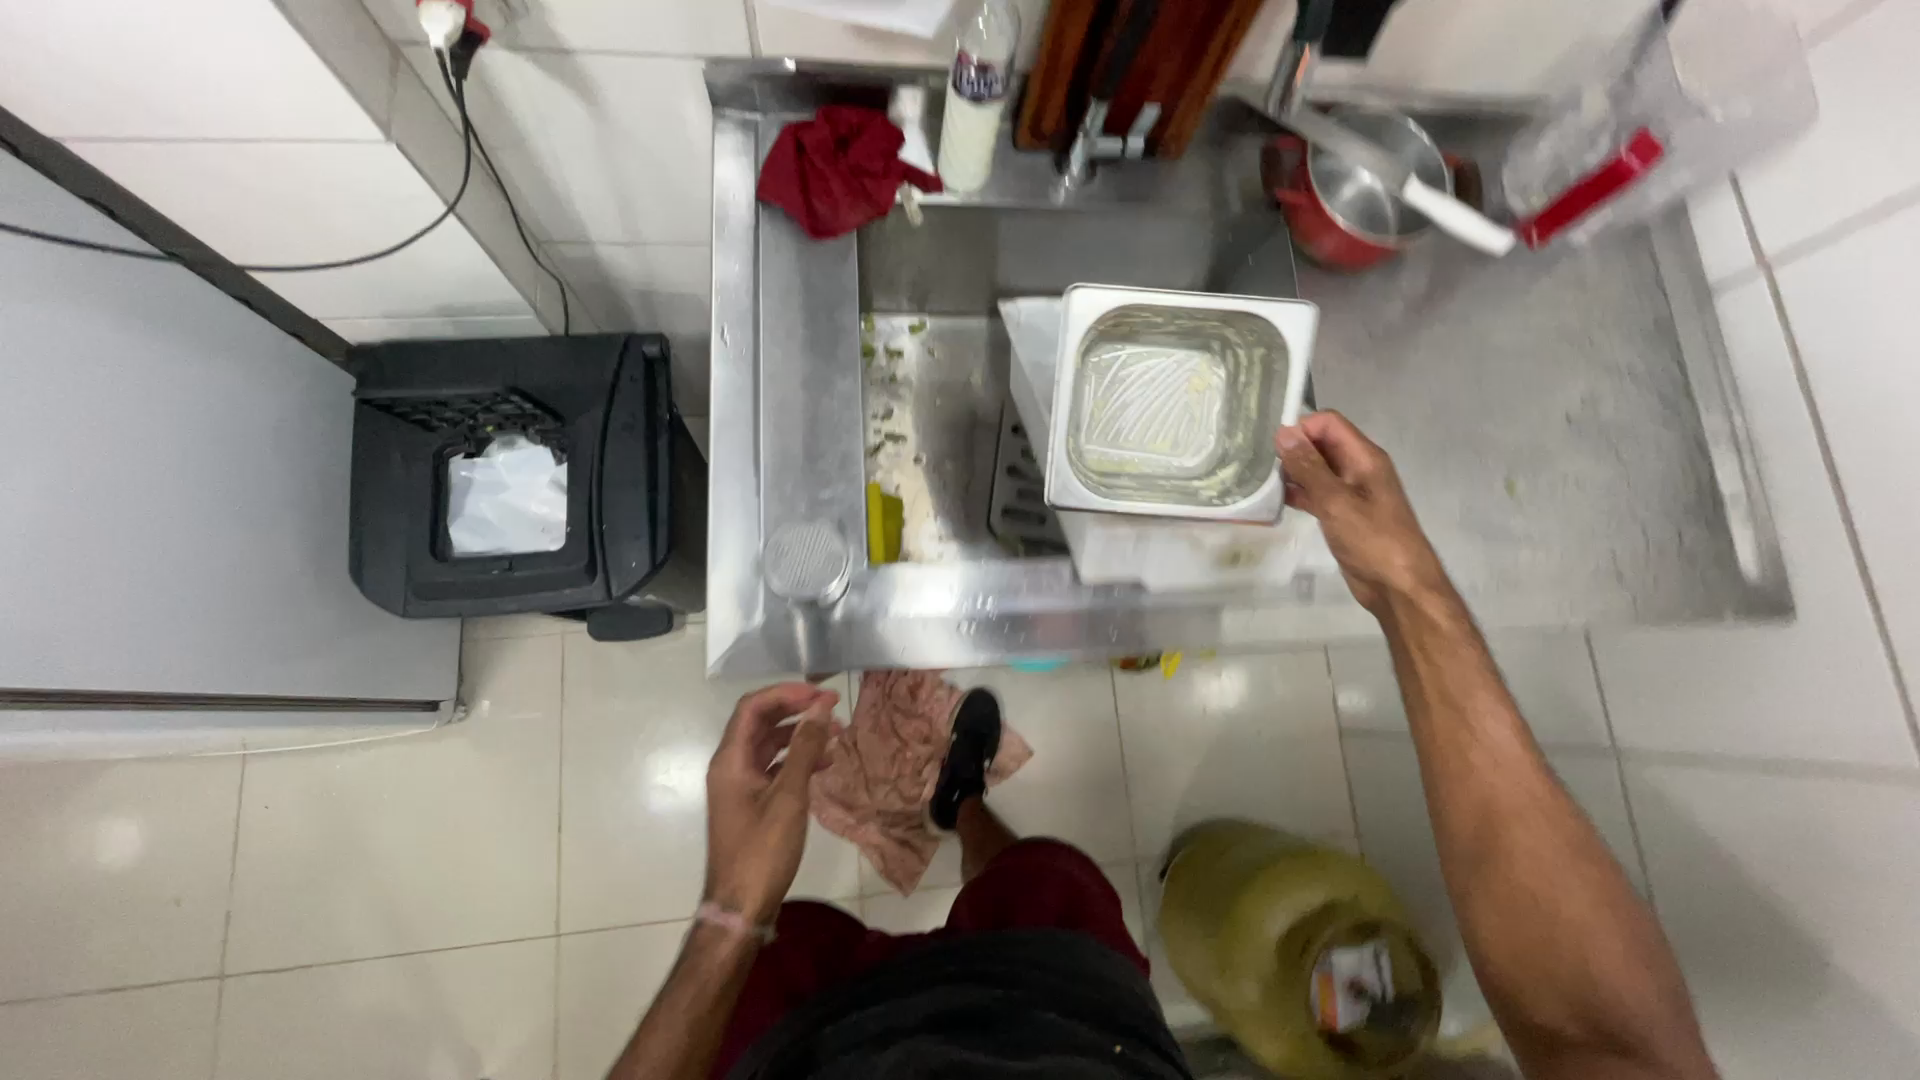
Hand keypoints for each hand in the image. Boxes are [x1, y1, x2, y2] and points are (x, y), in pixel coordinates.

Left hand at [704, 683, 840, 924]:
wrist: (741, 907)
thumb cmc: (763, 851)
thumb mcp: (789, 796)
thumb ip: (805, 749)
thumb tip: (821, 708)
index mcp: (730, 760)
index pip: (753, 707)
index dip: (787, 693)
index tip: (821, 695)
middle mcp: (730, 766)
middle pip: (761, 721)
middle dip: (796, 709)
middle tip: (833, 706)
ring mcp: (739, 785)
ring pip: (770, 744)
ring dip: (801, 734)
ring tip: (837, 733)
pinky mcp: (751, 802)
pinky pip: (774, 767)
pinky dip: (798, 759)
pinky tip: (825, 763)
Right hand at [1276, 410, 1449, 614]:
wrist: (1397, 586)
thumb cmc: (1372, 540)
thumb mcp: (1336, 501)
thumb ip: (1309, 467)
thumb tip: (1284, 433)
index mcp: (1364, 457)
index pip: (1328, 423)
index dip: (1301, 428)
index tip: (1273, 448)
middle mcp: (1357, 469)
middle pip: (1321, 444)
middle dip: (1292, 450)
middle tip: (1260, 466)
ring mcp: (1350, 492)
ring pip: (1315, 469)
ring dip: (1292, 473)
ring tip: (1262, 484)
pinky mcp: (1341, 513)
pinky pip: (1315, 493)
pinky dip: (1298, 494)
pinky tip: (1276, 503)